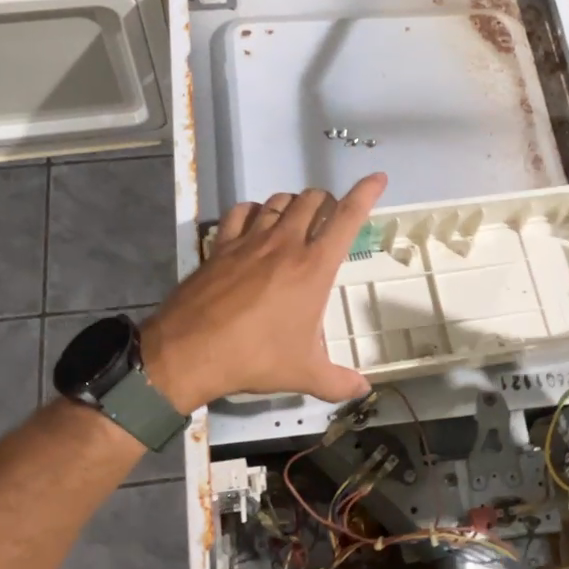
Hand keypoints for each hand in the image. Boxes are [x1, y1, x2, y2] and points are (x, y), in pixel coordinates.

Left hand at [141, 174, 387, 412]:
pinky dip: (254, 211)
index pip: (347, 218)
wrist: (191, 351)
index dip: (366, 193)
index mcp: (314, 267)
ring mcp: (250, 240)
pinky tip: (254, 222)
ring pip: (278, 201)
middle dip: (326, 201)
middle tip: (330, 217)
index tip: (377, 178)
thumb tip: (362, 390)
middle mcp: (285, 243)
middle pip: (312, 200)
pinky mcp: (221, 245)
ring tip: (296, 218)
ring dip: (293, 203)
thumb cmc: (256, 358)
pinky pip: (241, 212)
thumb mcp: (304, 374)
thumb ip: (338, 382)